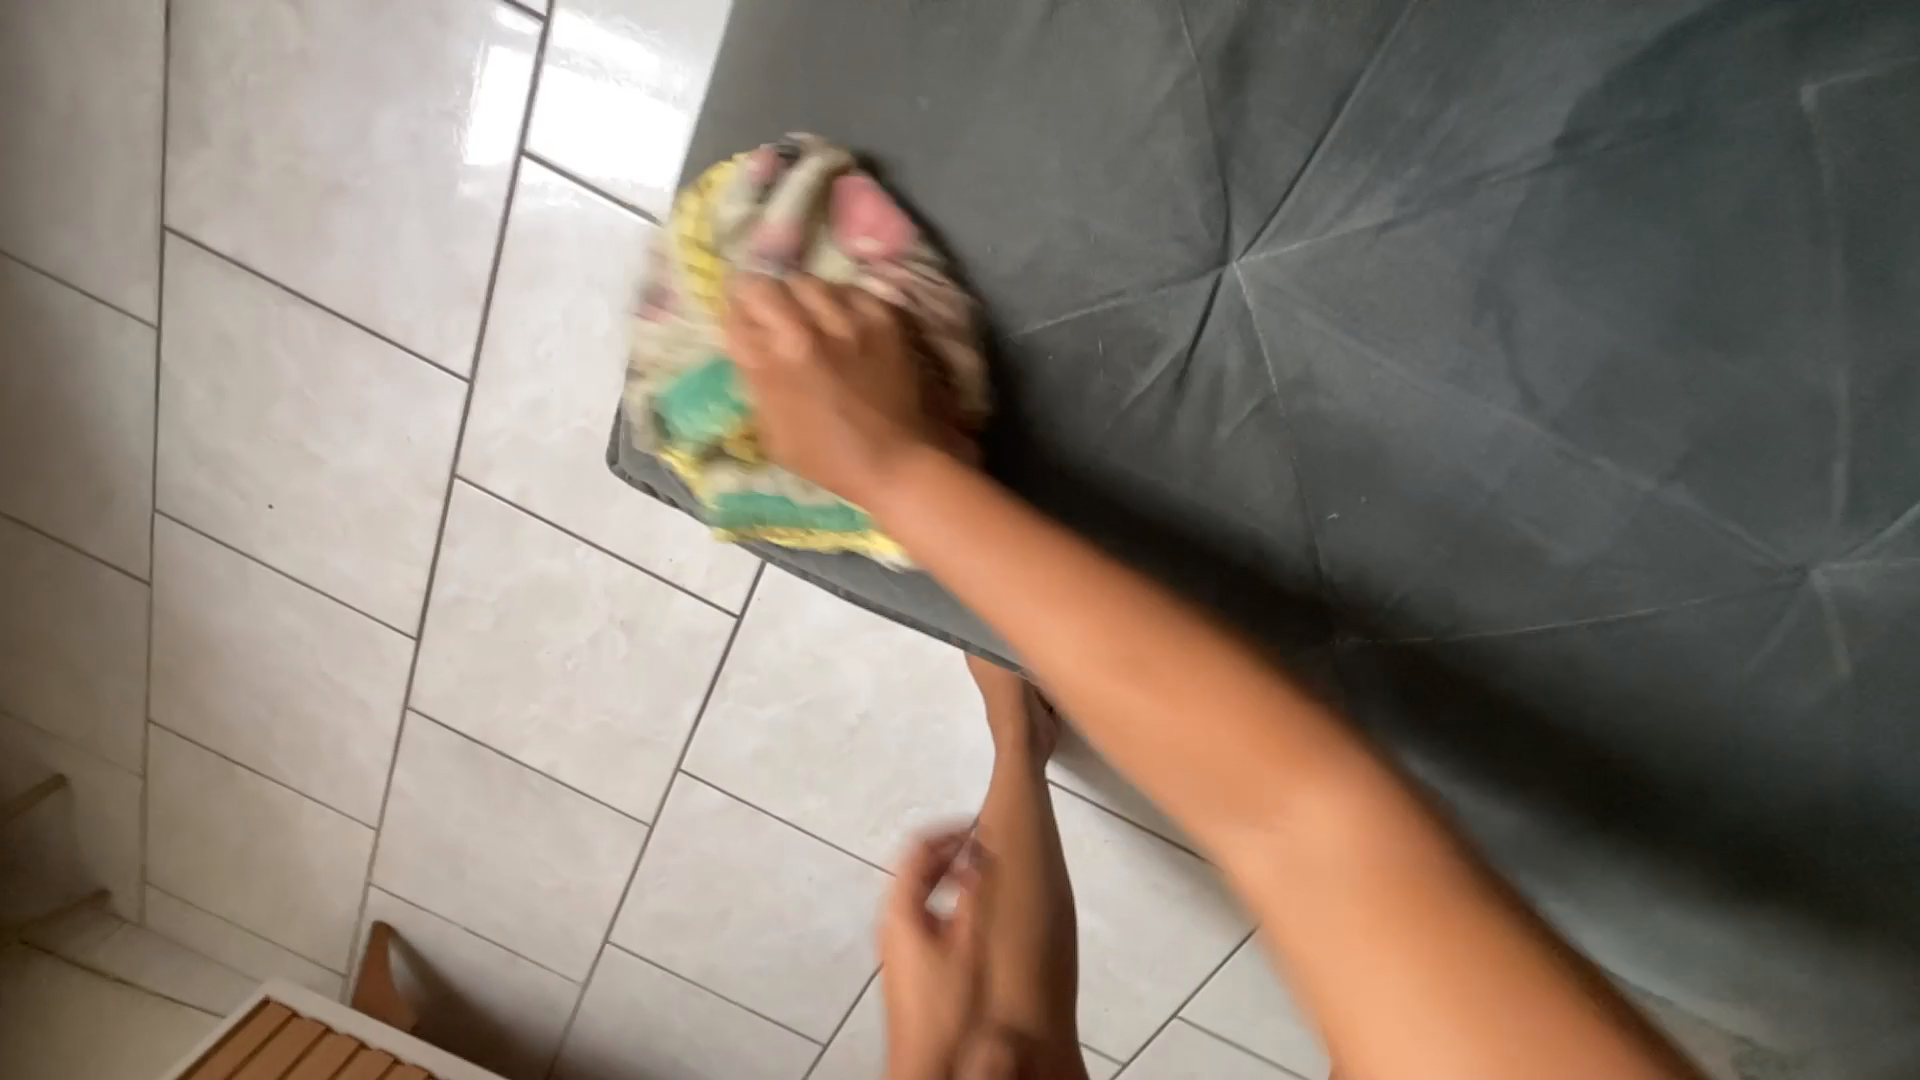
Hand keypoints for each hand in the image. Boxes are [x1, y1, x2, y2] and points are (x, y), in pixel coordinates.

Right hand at [723, 273, 943, 506]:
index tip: (745, 326)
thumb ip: (757, 384)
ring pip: (806, 282)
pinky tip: (843, 318)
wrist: (894, 462)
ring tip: (809, 314)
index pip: (734, 317)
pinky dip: (842, 300)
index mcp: (769, 366)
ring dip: (800, 296)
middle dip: (759, 297)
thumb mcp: (773, 433)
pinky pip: (851, 290)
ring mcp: (845, 323)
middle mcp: (801, 335)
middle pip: (762, 287)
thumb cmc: (829, 460)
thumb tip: (752, 350)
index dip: (736, 320)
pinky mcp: (881, 320)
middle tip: (770, 313)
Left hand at [878, 827, 994, 1079]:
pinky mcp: (900, 955)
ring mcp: (892, 937)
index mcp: (901, 907)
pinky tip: (966, 910)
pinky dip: (940, 896)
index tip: (973, 827)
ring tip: (977, 872)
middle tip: (978, 845)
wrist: (924, 1063)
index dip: (946, 832)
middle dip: (948, 851)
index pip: (917, 848)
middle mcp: (890, 917)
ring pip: (915, 887)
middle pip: (914, 866)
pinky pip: (917, 908)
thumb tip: (980, 857)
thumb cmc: (944, 1005)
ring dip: (945, 874)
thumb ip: (973, 896)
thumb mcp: (967, 946)